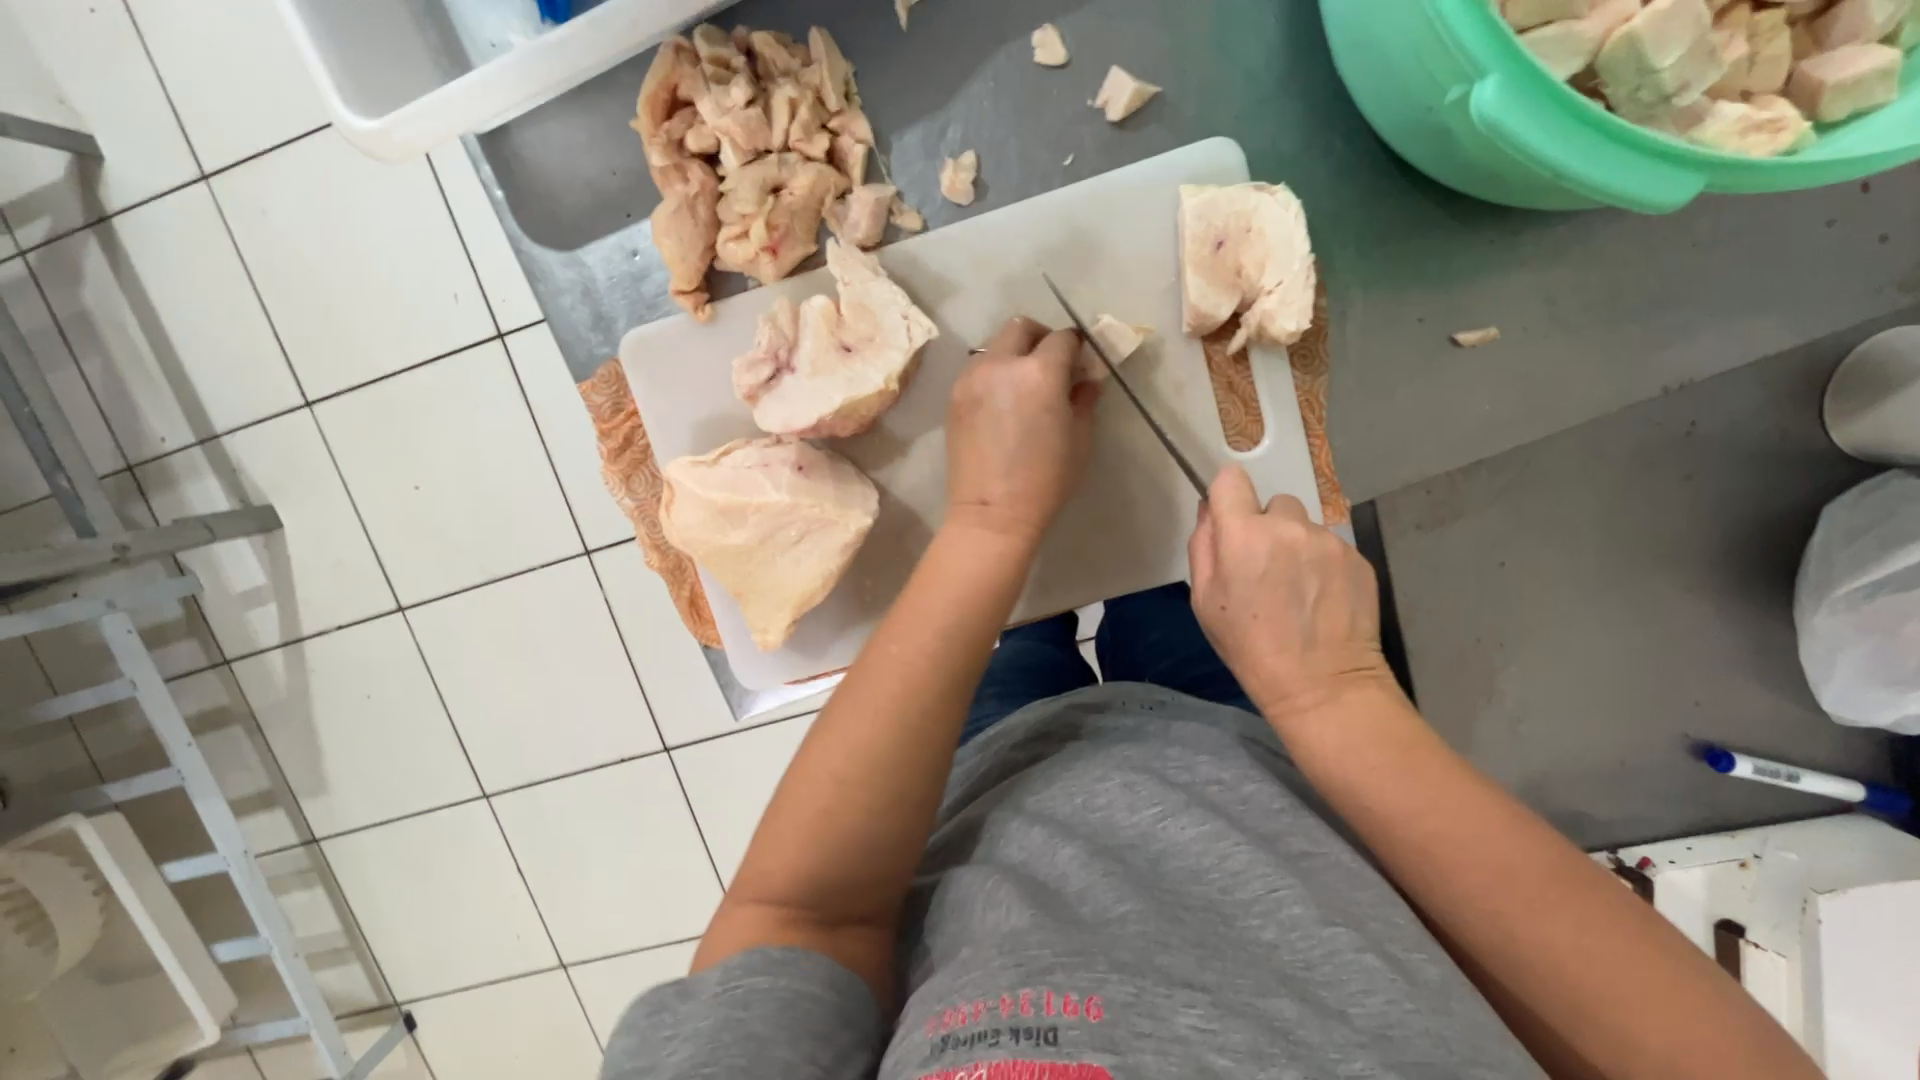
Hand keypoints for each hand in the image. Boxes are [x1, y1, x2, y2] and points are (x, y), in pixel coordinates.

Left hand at [944, 317, 1100, 545]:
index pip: (1063, 338)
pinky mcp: (954, 397)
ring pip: (994, 345)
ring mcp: (971, 379)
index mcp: (1040, 373)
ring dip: (1014, 354)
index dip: (1076, 347)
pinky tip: (1003, 402)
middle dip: (1041, 338)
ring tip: (1024, 386)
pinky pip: (977, 369)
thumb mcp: (1080, 439)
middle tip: (1052, 365)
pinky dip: (994, 373)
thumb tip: (1086, 379)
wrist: (992, 513)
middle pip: (1022, 327)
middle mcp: (1001, 365)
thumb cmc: (1046, 480)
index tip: (1081, 363)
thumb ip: (1084, 398)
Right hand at [1188, 466, 1395, 724]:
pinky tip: (1321, 599)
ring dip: (1297, 546)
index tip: (1231, 519)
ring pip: (1304, 527)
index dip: (1228, 496)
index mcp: (1244, 534)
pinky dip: (1323, 565)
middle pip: (1273, 504)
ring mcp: (1328, 540)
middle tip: (1267, 570)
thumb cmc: (1249, 646)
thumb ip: (1204, 546)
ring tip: (1298, 589)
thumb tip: (1211, 511)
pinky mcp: (1357, 557)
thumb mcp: (1204, 600)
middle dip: (1267, 528)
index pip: (1232, 479)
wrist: (1321, 684)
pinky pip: (1331, 547)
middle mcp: (1288, 526)